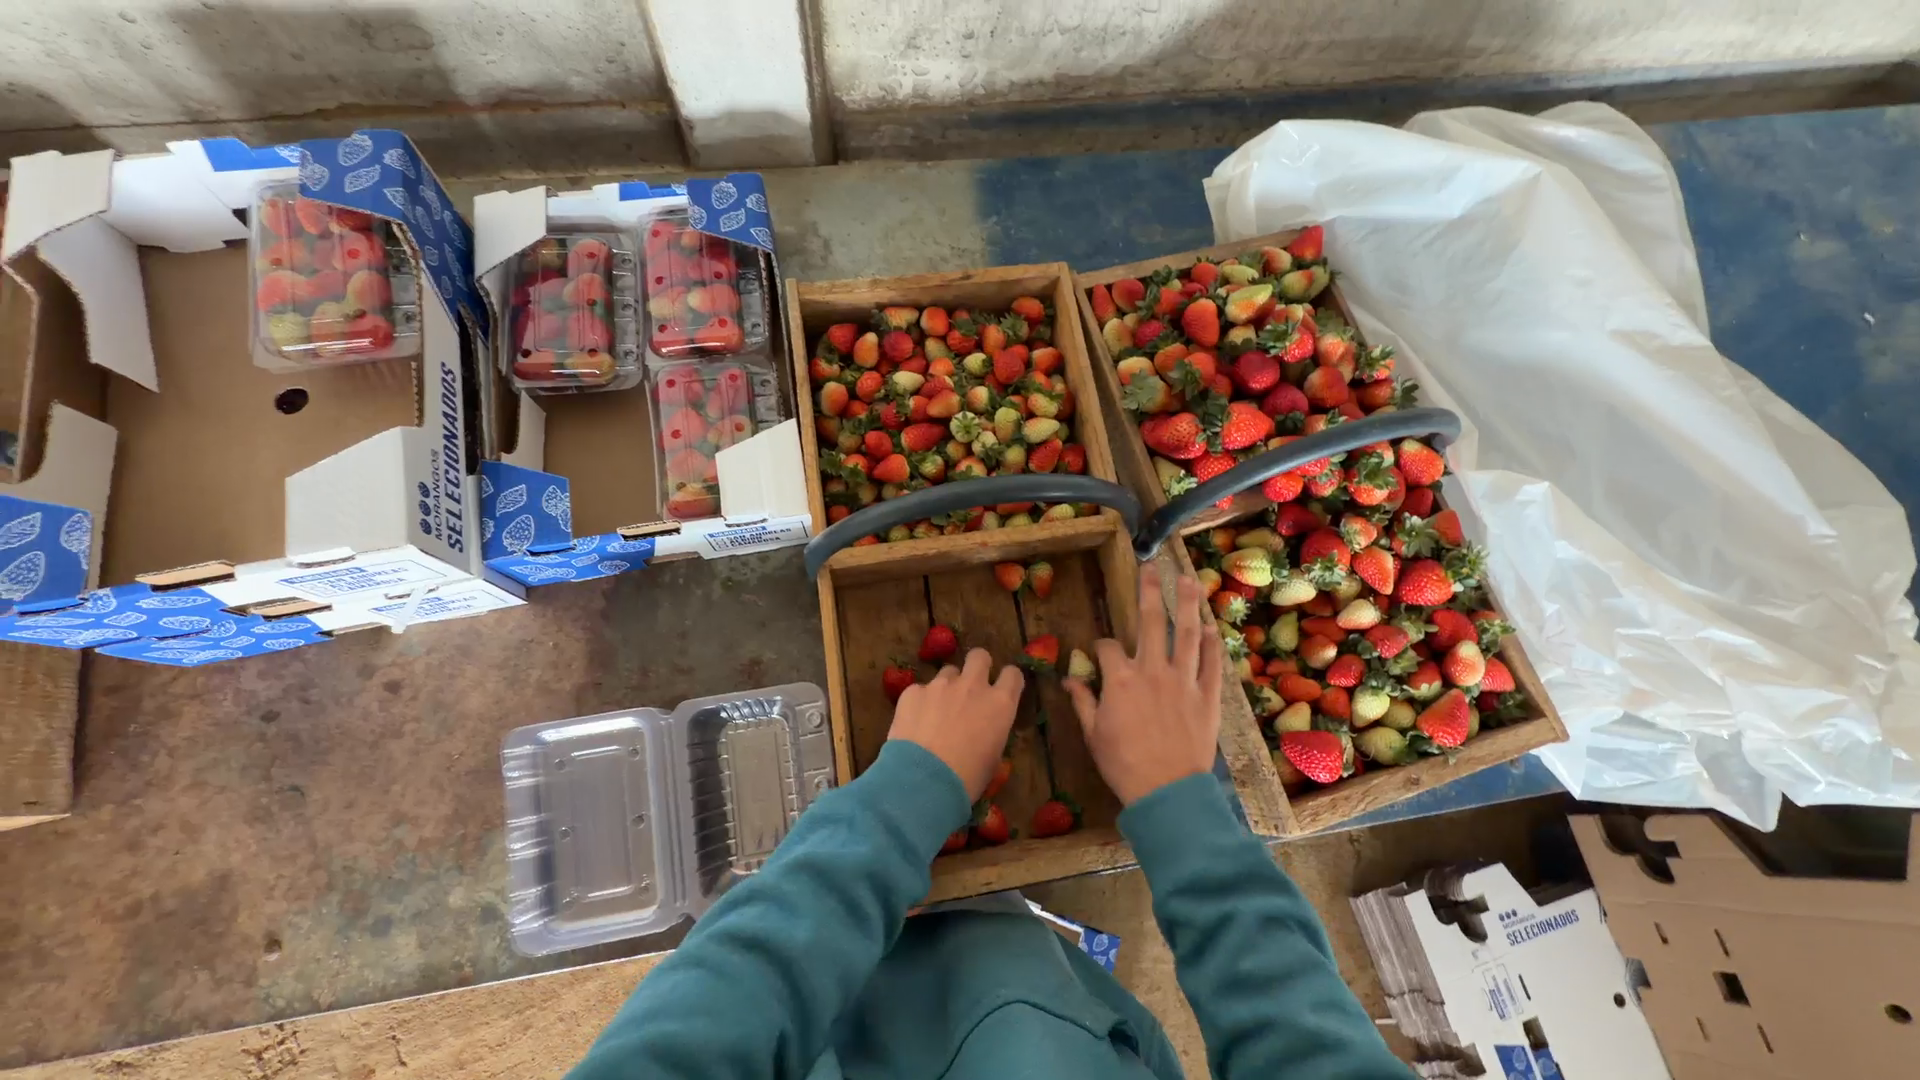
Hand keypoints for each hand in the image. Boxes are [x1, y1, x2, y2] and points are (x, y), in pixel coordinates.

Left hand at [887, 648, 1024, 800]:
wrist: (923, 781)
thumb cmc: (967, 779)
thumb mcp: (992, 758)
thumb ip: (991, 732)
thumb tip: (983, 731)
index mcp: (1000, 704)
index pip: (1013, 674)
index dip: (1008, 680)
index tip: (1002, 689)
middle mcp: (972, 686)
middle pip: (979, 656)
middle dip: (977, 666)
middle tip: (970, 687)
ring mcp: (940, 685)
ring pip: (948, 672)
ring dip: (947, 687)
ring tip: (937, 712)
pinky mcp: (913, 691)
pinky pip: (920, 690)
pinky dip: (920, 703)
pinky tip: (914, 725)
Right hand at [1065, 562, 1222, 804]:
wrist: (1167, 790)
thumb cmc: (1123, 764)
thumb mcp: (1093, 734)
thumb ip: (1082, 702)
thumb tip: (1070, 680)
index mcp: (1120, 679)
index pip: (1108, 648)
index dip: (1101, 647)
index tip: (1099, 652)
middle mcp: (1152, 669)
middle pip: (1151, 621)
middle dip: (1149, 591)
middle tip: (1151, 566)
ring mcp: (1184, 680)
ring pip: (1187, 632)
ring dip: (1188, 603)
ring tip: (1188, 579)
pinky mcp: (1208, 694)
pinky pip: (1212, 661)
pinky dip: (1212, 642)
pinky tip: (1211, 625)